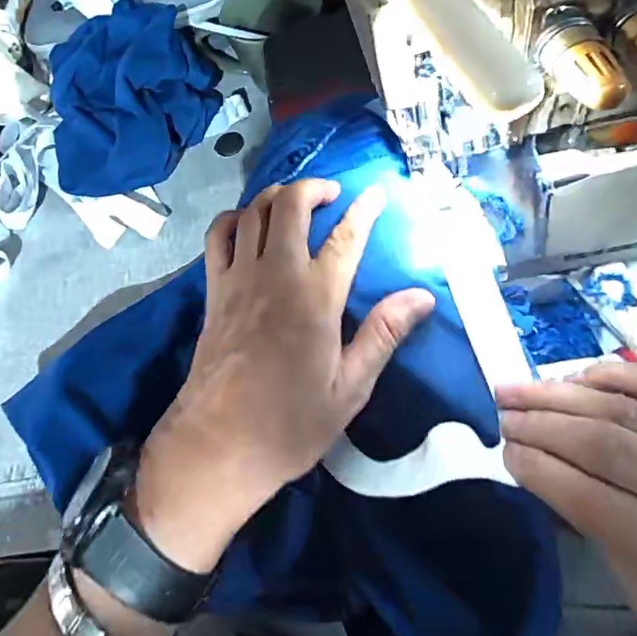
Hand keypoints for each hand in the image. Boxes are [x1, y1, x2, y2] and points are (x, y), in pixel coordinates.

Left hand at [132, 180, 435, 571]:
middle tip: (332, 195)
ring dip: (277, 195)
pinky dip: (235, 218)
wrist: (217, 448)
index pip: (345, 236)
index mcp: (315, 297)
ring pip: (254, 211)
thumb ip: (383, 334)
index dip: (364, 209)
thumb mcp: (350, 388)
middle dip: (313, 187)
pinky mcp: (213, 290)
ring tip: (296, 202)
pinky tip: (248, 223)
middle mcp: (275, 274)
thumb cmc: (291, 423)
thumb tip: (422, 296)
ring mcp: (238, 278)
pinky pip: (218, 236)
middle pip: (289, 205)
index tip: (376, 193)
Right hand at [497, 364, 636, 635]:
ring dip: (569, 393)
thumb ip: (602, 531)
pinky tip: (578, 375)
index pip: (607, 504)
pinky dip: (618, 377)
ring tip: (524, 388)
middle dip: (548, 422)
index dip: (546, 471)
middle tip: (503, 410)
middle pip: (619, 444)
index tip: (505, 450)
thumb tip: (540, 464)